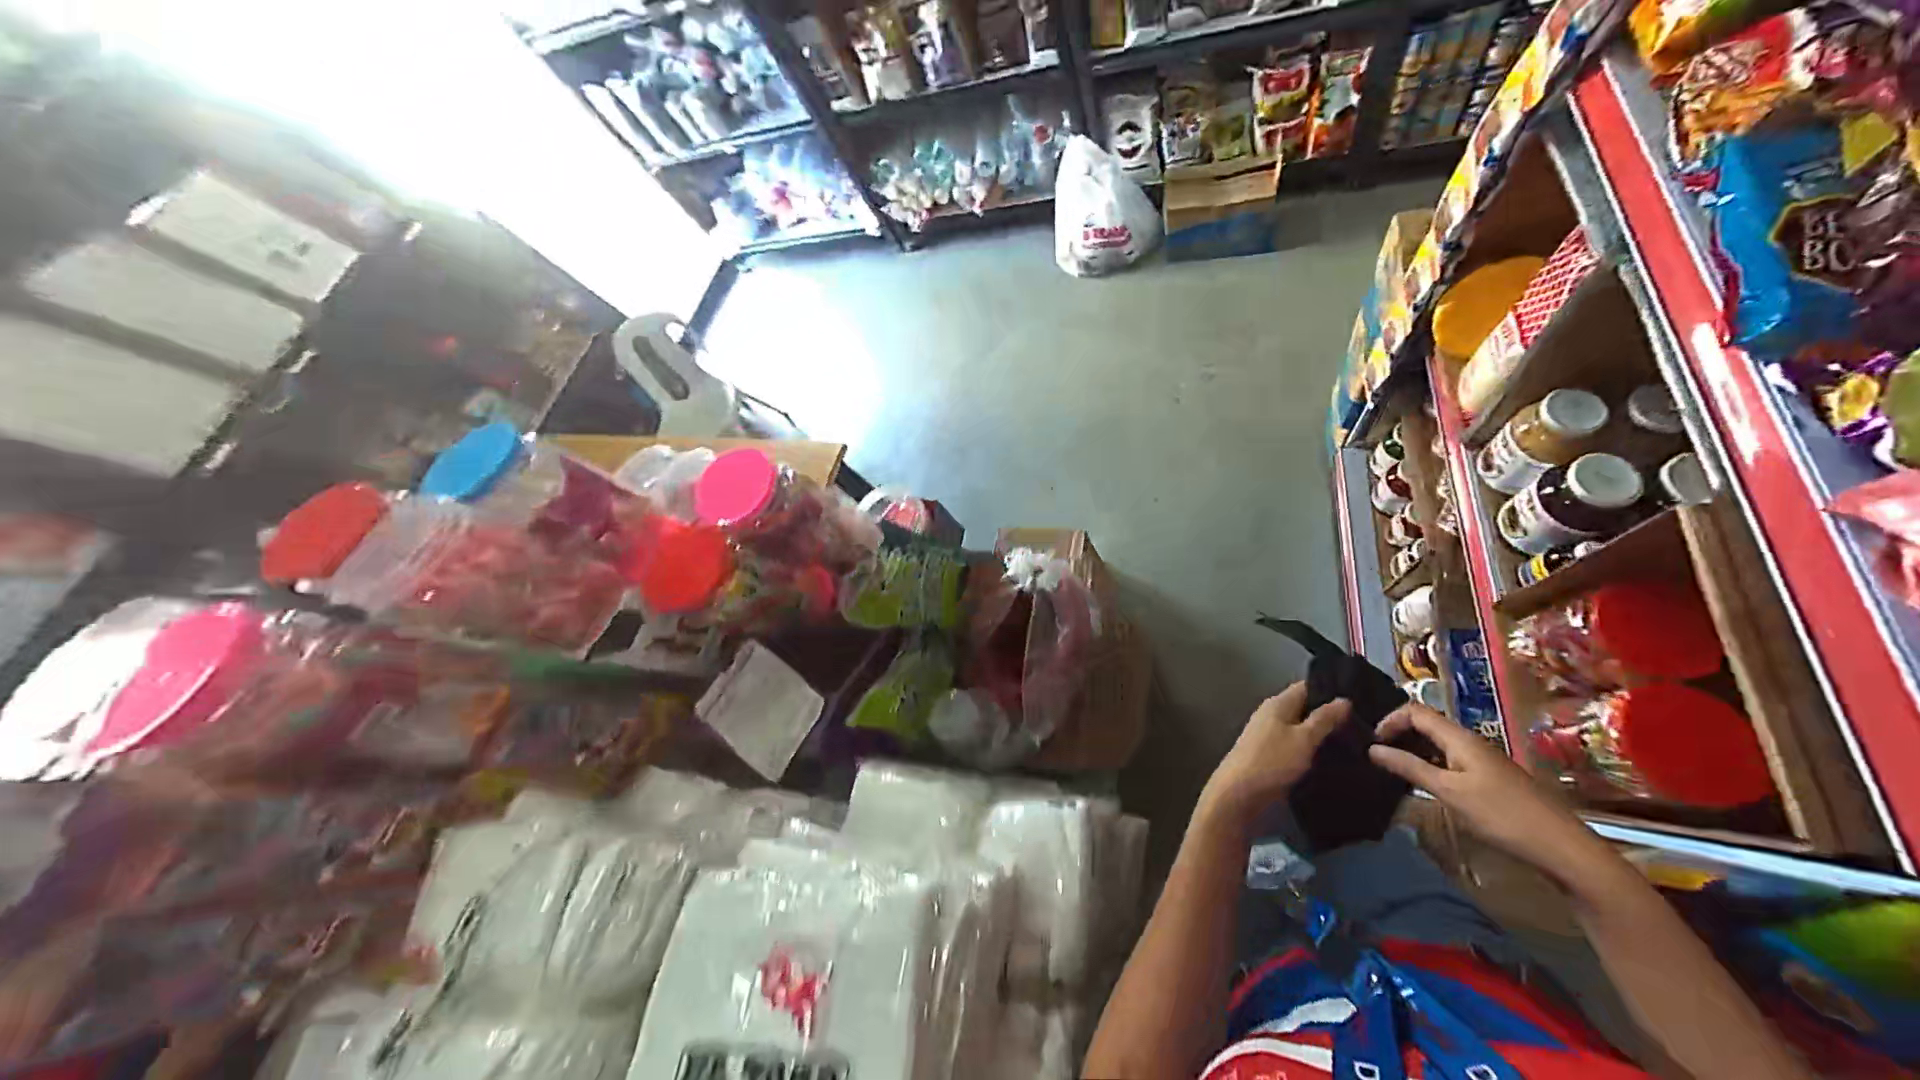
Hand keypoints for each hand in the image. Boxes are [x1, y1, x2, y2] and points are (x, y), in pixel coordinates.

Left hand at [1198, 682, 1348, 827]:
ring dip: (1322, 734)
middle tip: (1364, 724)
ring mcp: (1268, 734)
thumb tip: (1344, 699)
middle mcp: (1271, 714)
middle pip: (1305, 708)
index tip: (1360, 698)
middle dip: (1330, 714)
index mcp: (1278, 703)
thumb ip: (1324, 719)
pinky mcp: (1270, 754)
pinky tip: (1332, 757)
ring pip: (1301, 728)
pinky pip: (1296, 744)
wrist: (1239, 793)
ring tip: (1356, 741)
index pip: (1307, 687)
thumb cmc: (1272, 761)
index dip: (1331, 690)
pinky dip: (1312, 748)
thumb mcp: (1303, 738)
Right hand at [1369, 703, 1606, 881]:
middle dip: (1398, 734)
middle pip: (1426, 724)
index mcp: (1459, 737)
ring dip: (1413, 751)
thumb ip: (1409, 767)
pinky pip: (1449, 760)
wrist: (1561, 847)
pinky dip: (1430, 765)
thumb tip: (1371, 748)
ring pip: (1437, 744)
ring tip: (1393, 771)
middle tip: (1377, 757)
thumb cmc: (1501, 815)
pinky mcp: (1488, 778)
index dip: (1389, 720)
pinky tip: (1423, 785)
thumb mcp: (1448, 791)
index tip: (1372, 744)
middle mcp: (1470, 741)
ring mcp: (1481, 760)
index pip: (1414, 711)